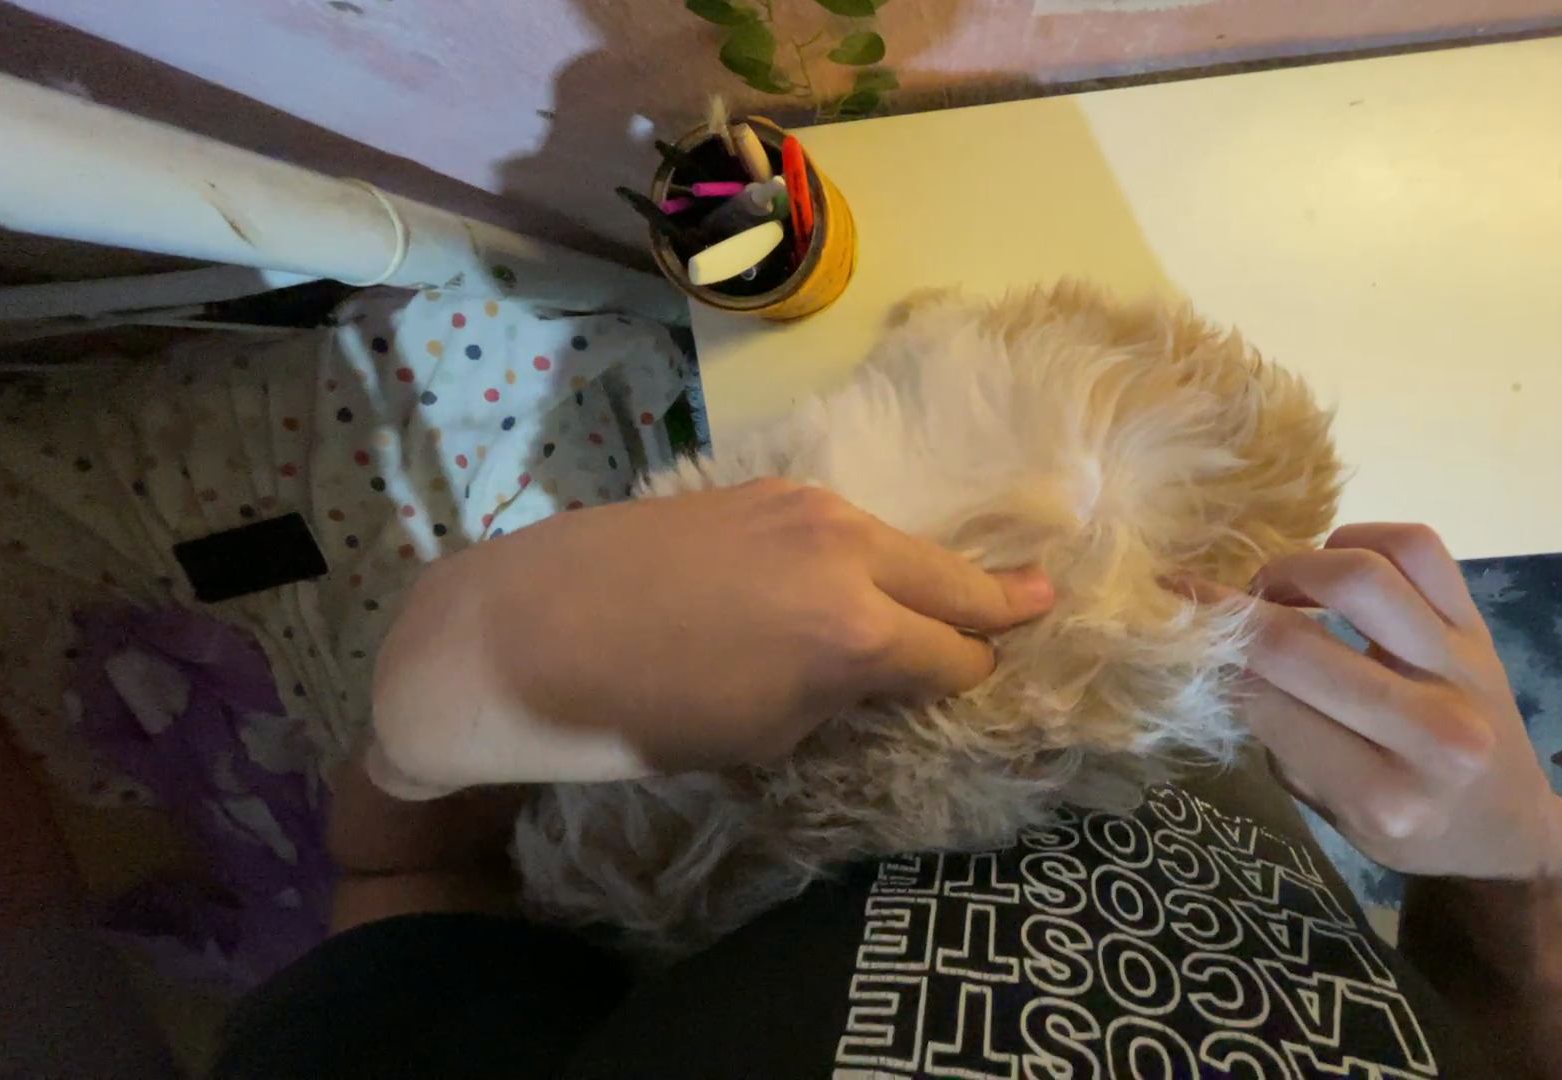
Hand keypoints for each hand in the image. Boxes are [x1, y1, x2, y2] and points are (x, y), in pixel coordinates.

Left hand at [369, 479, 1053, 798]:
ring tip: (965, 587)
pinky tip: (867, 567)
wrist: (516, 630)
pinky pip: (847, 526)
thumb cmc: (637, 717)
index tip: (984, 682)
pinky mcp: (762, 489)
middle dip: (1000, 600)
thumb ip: (842, 696)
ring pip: (903, 543)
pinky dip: (873, 551)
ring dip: (933, 572)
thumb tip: (878, 672)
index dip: (973, 675)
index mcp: (854, 632)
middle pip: (953, 579)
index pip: (951, 654)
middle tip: (1045, 599)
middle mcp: (847, 552)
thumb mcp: (762, 738)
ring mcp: (805, 506)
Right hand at [1188, 523, 1561, 879]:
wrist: (1499, 822)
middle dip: (1227, 614)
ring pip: (1358, 576)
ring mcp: (1466, 669)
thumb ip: (1266, 723)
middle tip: (1196, 599)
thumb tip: (1208, 645)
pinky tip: (1331, 563)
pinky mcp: (1480, 626)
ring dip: (1289, 571)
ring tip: (1270, 589)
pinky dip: (1357, 539)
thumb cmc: (1392, 820)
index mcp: (1382, 795)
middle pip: (1296, 643)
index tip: (1173, 627)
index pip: (1263, 703)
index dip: (1208, 657)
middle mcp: (1434, 731)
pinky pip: (1416, 548)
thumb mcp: (1315, 795)